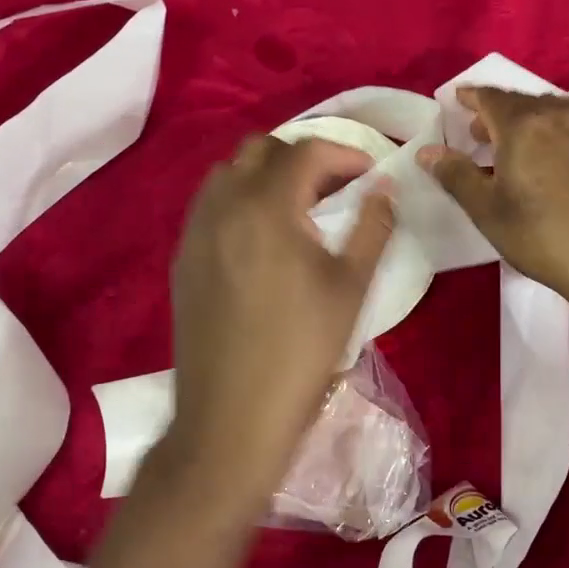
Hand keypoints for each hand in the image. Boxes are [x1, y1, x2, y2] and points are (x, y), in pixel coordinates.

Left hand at [163, 136, 394, 492]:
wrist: (233, 418)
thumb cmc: (303, 349)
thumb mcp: (352, 285)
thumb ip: (373, 225)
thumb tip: (385, 188)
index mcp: (267, 207)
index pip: (305, 151)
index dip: (344, 154)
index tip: (370, 175)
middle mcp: (223, 207)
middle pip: (260, 149)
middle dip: (303, 157)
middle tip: (335, 188)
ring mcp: (196, 233)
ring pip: (228, 173)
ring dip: (266, 175)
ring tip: (300, 209)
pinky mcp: (183, 260)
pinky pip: (210, 206)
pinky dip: (241, 201)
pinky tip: (266, 240)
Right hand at [417, 87, 568, 306]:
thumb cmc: (541, 235)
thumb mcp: (488, 210)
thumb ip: (456, 175)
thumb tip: (428, 151)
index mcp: (522, 124)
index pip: (490, 97)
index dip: (471, 97)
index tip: (458, 100)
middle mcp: (557, 115)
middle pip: (521, 102)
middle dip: (497, 111)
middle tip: (480, 132)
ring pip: (551, 111)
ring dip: (528, 119)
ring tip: (516, 145)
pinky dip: (555, 129)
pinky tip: (554, 155)